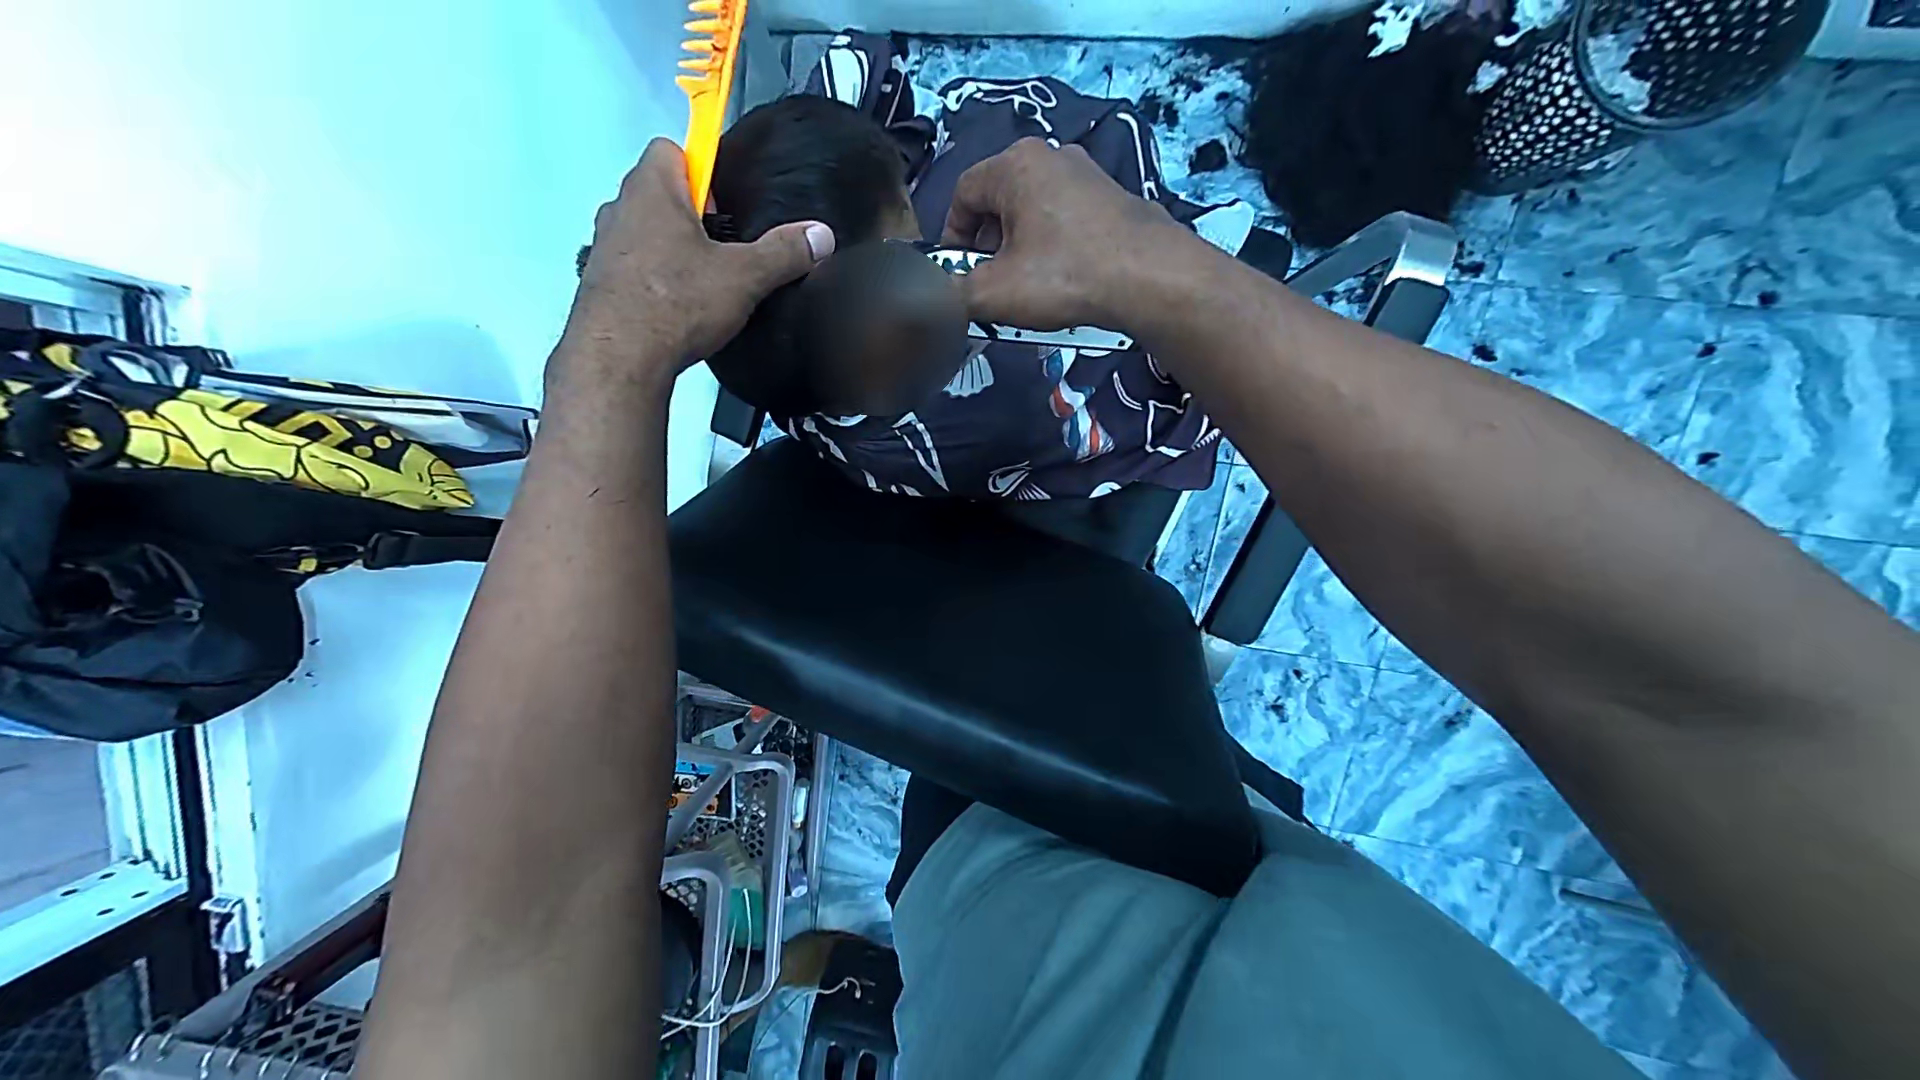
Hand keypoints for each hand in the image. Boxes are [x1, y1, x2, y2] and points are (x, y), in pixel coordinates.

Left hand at [557, 138, 835, 386]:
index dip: (702, 171)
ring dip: (672, 250)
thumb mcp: (745, 276)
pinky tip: (678, 311)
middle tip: (722, 251)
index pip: (671, 148)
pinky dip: (655, 281)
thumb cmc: (675, 304)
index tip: (724, 205)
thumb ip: (784, 252)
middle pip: (661, 194)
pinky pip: (634, 268)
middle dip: (692, 216)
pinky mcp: (599, 283)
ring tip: (701, 286)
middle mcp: (620, 208)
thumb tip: (820, 236)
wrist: (619, 357)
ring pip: (646, 233)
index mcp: (653, 189)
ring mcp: (604, 246)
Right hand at [941, 138, 1205, 333]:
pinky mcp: (1113, 198)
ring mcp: (1087, 174)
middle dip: (987, 247)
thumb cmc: (1063, 275)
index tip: (957, 274)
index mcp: (1014, 165)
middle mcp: (1051, 157)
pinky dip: (1053, 249)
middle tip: (991, 285)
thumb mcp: (994, 292)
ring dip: (1020, 251)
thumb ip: (954, 294)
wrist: (1149, 278)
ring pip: (1034, 214)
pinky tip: (1063, 282)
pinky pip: (1066, 222)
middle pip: (999, 202)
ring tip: (1028, 290)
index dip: (951, 237)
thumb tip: (939, 298)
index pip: (962, 193)